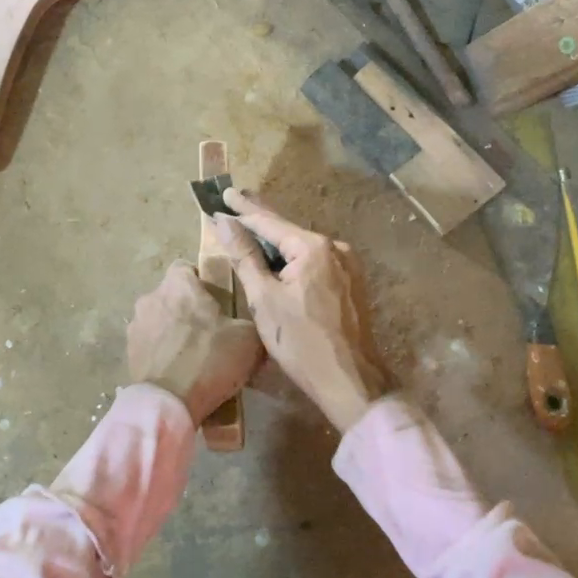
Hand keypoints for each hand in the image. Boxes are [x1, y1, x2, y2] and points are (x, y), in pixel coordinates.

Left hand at [127, 262, 264, 423]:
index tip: (216, 302)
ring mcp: (136, 325)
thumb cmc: (210, 360)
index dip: (201, 282)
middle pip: (172, 295)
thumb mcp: (249, 339)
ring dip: (171, 331)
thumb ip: (251, 321)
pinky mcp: (128, 352)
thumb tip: (251, 324)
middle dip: (187, 309)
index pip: (187, 268)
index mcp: (178, 283)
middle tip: (209, 332)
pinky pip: (149, 345)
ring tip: (192, 356)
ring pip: (158, 320)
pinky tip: (176, 372)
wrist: (170, 403)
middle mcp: (151, 296)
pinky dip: (161, 353)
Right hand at [215, 190, 387, 431]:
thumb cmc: (302, 342)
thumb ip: (244, 256)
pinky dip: (293, 256)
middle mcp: (335, 247)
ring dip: (276, 239)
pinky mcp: (351, 283)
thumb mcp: (264, 298)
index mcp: (314, 247)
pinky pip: (315, 260)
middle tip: (235, 198)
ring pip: (302, 245)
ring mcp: (347, 265)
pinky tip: (279, 255)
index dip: (243, 210)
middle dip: (259, 217)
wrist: (352, 383)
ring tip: (251, 224)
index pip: (269, 222)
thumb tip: (224, 222)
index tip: (224, 194)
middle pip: (288, 229)